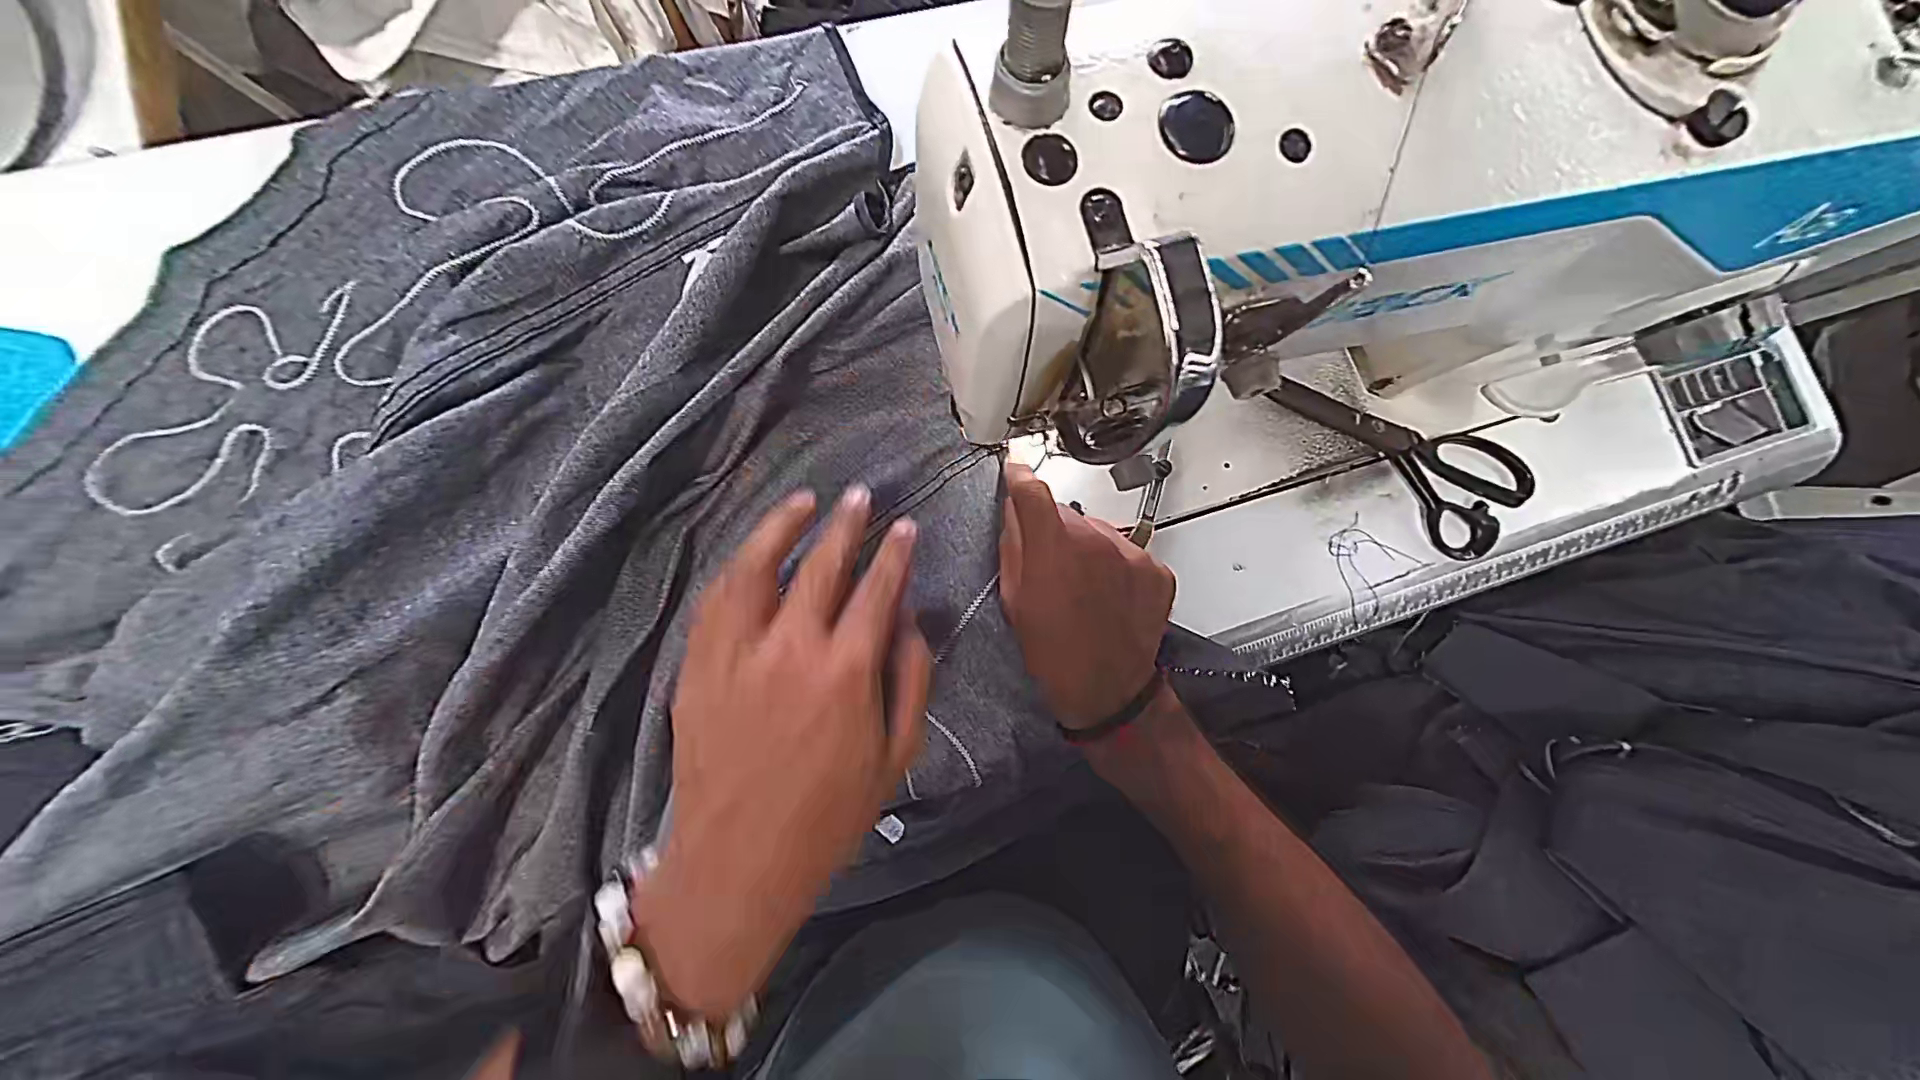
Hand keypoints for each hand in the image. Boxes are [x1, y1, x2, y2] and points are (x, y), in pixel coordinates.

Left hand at [636, 487, 929, 1012]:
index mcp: (847, 672)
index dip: (895, 554)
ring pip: (758, 568)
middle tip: (861, 497)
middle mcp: (791, 649)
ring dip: (783, 527)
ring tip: (804, 501)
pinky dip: (738, 567)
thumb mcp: (896, 757)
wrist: (737, 863)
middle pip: (823, 566)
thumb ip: (911, 680)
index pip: (878, 591)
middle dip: (847, 525)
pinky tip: (753, 552)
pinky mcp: (698, 666)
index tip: (905, 528)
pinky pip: (716, 601)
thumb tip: (910, 621)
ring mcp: (737, 653)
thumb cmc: (829, 817)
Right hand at [999, 462, 1174, 729]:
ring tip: (1083, 588)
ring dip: (1088, 548)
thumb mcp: (1014, 601)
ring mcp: (1130, 554)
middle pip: (1067, 514)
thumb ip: (1013, 548)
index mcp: (1053, 546)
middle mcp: (1095, 540)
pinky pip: (1127, 552)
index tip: (1015, 471)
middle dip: (1054, 531)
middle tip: (1050, 567)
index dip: (1019, 477)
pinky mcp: (1155, 570)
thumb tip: (1014, 516)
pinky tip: (1108, 595)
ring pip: (1098, 532)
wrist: (1107, 690)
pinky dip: (1116, 566)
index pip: (1032, 489)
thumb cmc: (1056, 654)